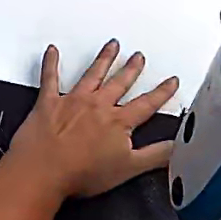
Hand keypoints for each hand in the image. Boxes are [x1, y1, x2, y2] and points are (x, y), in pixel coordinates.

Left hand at [5, 40, 179, 199]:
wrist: (43, 172)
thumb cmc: (82, 173)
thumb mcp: (128, 169)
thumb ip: (156, 156)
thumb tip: (177, 147)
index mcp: (118, 121)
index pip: (147, 104)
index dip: (161, 92)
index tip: (171, 80)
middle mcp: (98, 105)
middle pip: (120, 83)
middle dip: (132, 69)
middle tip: (139, 57)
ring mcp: (73, 101)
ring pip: (93, 74)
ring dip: (104, 59)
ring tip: (112, 46)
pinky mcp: (48, 103)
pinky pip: (50, 78)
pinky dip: (51, 63)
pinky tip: (52, 51)